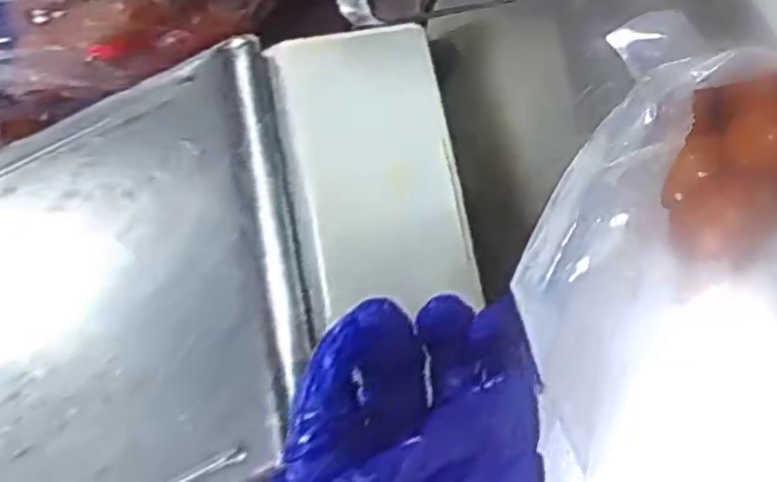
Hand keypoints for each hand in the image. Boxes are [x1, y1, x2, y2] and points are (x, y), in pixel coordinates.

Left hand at [282, 295, 541, 481]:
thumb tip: (268, 470)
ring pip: (457, 380)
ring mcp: (460, 448)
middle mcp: (401, 462)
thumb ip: (298, 473)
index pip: (340, 416)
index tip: (358, 327)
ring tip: (450, 312)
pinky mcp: (509, 441)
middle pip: (401, 389)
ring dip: (456, 340)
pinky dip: (504, 352)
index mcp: (342, 477)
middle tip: (407, 311)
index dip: (347, 369)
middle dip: (404, 345)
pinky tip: (498, 323)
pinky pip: (508, 387)